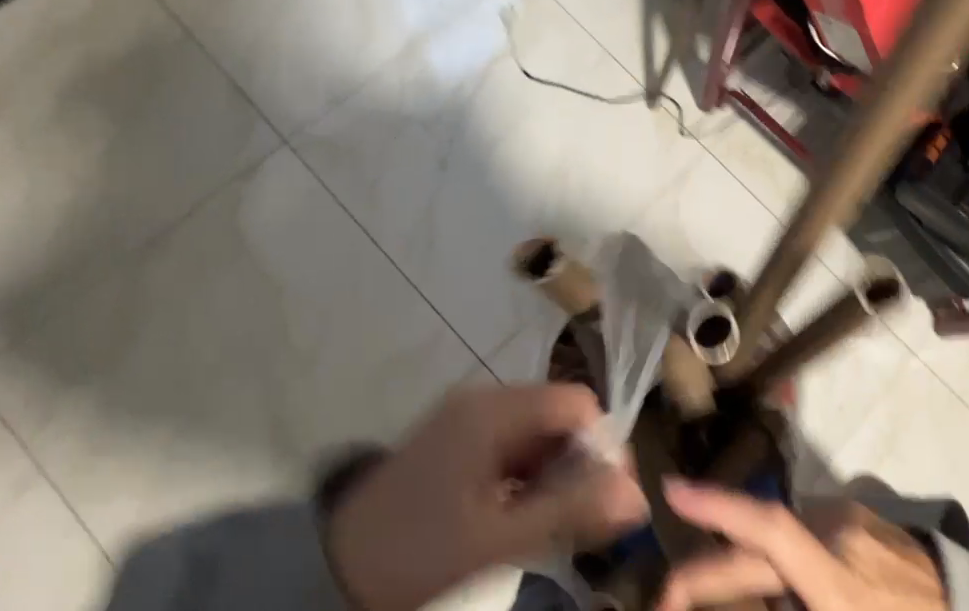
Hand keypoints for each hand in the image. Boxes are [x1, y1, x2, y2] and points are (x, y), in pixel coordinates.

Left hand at [326, 384, 647, 610]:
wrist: (330, 567)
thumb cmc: (416, 550)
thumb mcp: (497, 539)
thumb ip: (570, 512)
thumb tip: (638, 496)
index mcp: (494, 411)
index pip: (578, 404)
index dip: (606, 445)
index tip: (614, 498)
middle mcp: (485, 401)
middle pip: (560, 417)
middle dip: (582, 465)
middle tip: (586, 522)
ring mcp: (468, 418)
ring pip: (539, 434)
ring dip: (557, 475)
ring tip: (554, 527)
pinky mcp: (457, 440)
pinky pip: (514, 447)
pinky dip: (530, 478)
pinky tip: (523, 518)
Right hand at [657, 479, 945, 610]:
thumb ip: (781, 607)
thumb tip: (742, 593)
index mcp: (839, 580)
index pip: (770, 530)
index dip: (719, 507)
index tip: (672, 491)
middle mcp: (839, 535)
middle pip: (760, 537)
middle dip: (707, 569)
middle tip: (670, 598)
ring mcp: (851, 518)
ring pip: (779, 535)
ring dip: (747, 563)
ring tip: (725, 593)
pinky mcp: (859, 514)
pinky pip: (804, 530)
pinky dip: (779, 553)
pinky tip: (778, 581)